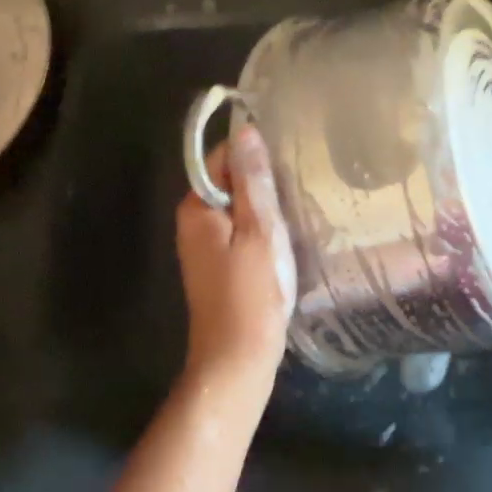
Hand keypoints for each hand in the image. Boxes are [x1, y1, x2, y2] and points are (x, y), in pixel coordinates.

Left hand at [176, 127, 296, 398]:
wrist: (237, 361)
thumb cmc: (250, 294)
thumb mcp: (259, 231)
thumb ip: (253, 181)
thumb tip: (245, 130)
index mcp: (196, 207)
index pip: (222, 157)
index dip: (253, 156)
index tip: (286, 163)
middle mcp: (193, 221)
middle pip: (230, 181)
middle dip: (262, 182)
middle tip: (298, 187)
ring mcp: (204, 245)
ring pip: (238, 207)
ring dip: (265, 207)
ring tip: (298, 210)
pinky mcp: (219, 265)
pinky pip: (241, 230)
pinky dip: (262, 230)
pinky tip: (286, 239)